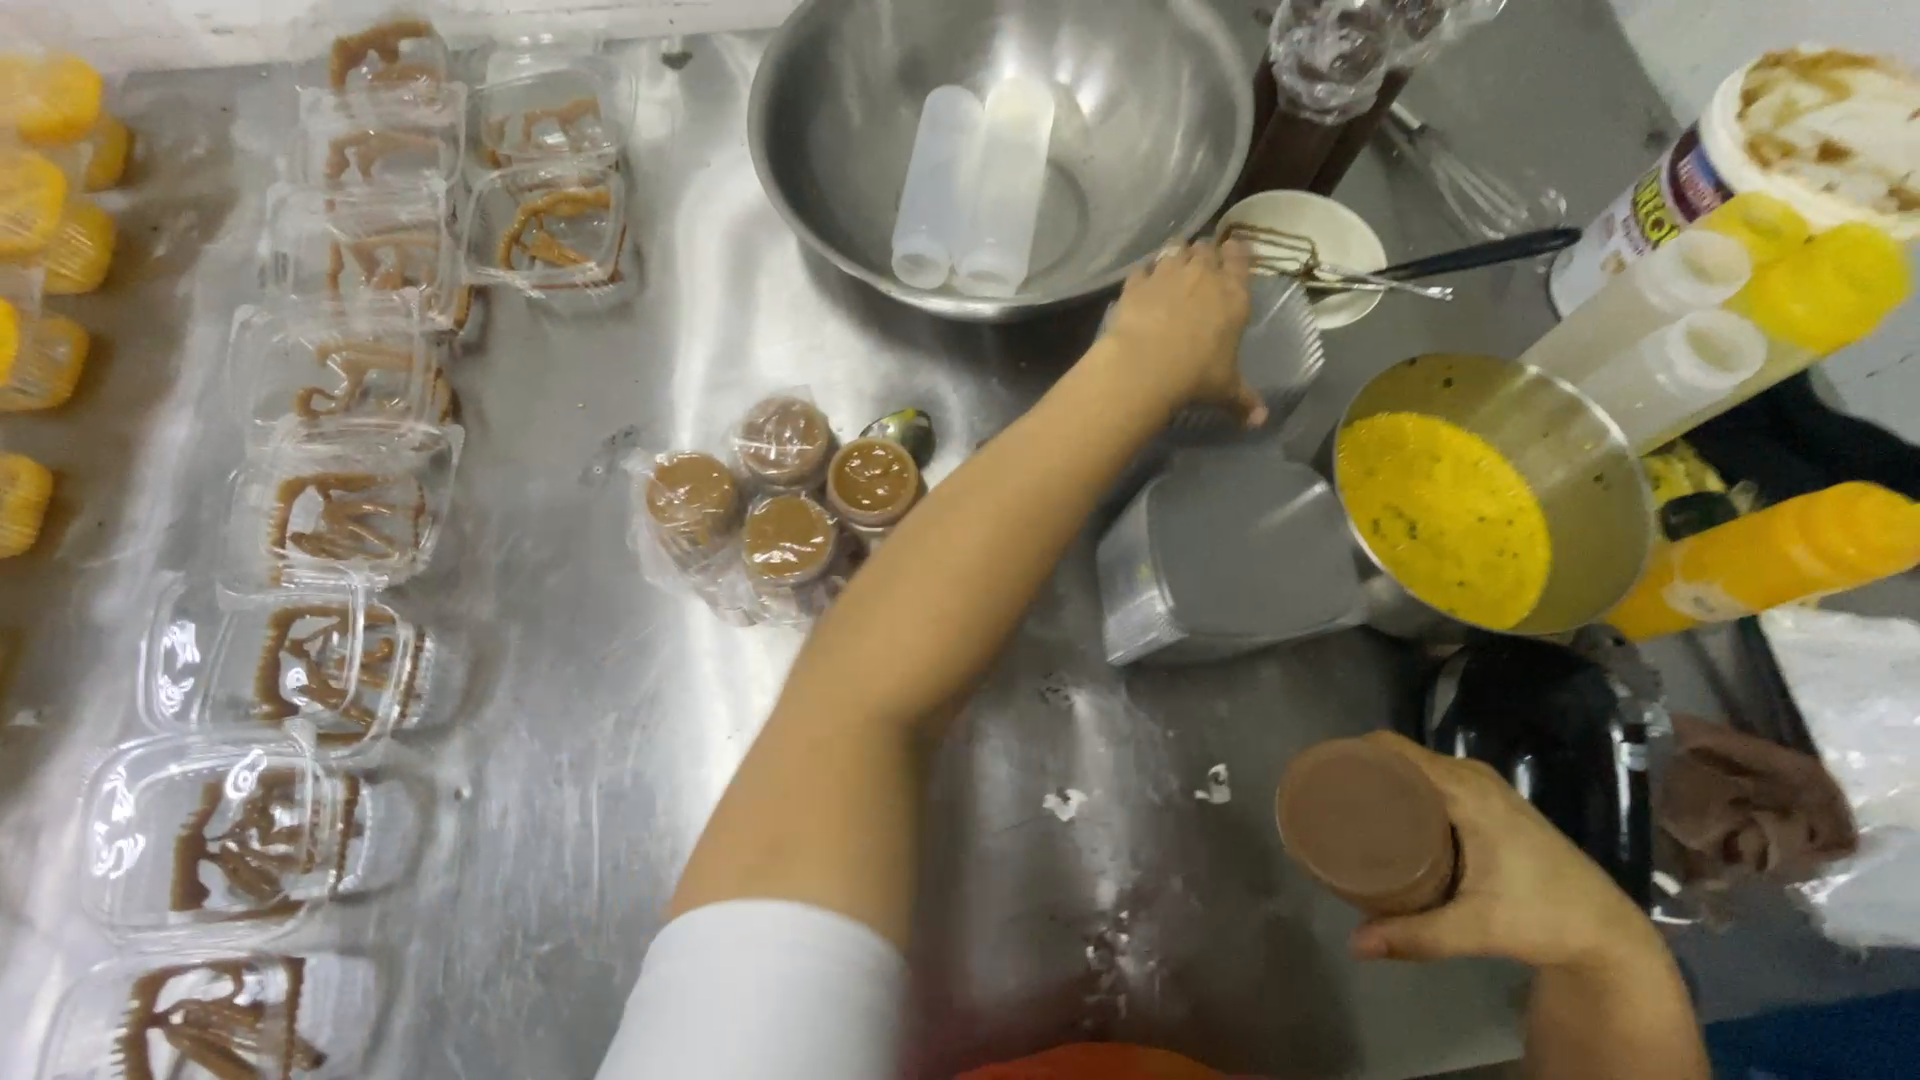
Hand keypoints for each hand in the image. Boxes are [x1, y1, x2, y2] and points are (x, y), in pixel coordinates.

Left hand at [1096, 239, 1263, 426]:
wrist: (1147, 365)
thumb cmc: (1196, 375)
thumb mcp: (1225, 390)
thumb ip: (1243, 401)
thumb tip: (1260, 422)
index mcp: (1233, 295)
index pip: (1240, 259)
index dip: (1237, 253)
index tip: (1234, 251)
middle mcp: (1202, 275)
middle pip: (1206, 249)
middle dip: (1204, 254)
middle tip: (1201, 264)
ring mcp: (1167, 275)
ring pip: (1174, 249)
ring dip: (1175, 254)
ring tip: (1172, 263)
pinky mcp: (1136, 284)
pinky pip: (1141, 269)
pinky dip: (1143, 273)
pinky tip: (1141, 282)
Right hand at [1350, 734, 1661, 973]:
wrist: (1609, 931)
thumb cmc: (1544, 918)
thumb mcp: (1476, 929)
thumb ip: (1415, 935)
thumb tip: (1355, 945)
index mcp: (1465, 791)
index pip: (1394, 748)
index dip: (1353, 752)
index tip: (1321, 774)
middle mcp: (1472, 777)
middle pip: (1400, 754)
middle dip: (1361, 769)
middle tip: (1327, 798)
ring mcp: (1485, 787)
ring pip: (1418, 766)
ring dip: (1384, 778)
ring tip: (1349, 806)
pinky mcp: (1491, 801)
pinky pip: (1433, 777)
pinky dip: (1406, 786)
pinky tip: (1390, 816)